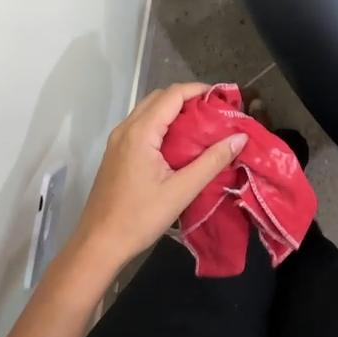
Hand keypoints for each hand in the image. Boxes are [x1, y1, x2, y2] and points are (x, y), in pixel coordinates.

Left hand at [66, 83, 246, 271]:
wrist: (97, 246)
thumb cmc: (139, 218)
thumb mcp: (181, 192)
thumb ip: (211, 162)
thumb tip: (240, 138)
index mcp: (140, 132)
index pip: (172, 95)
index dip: (198, 90)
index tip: (223, 98)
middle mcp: (126, 128)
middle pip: (159, 97)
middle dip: (188, 98)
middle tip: (214, 112)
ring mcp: (117, 140)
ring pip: (149, 110)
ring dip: (173, 110)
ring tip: (200, 125)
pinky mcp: (115, 152)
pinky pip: (141, 124)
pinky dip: (161, 122)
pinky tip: (177, 142)